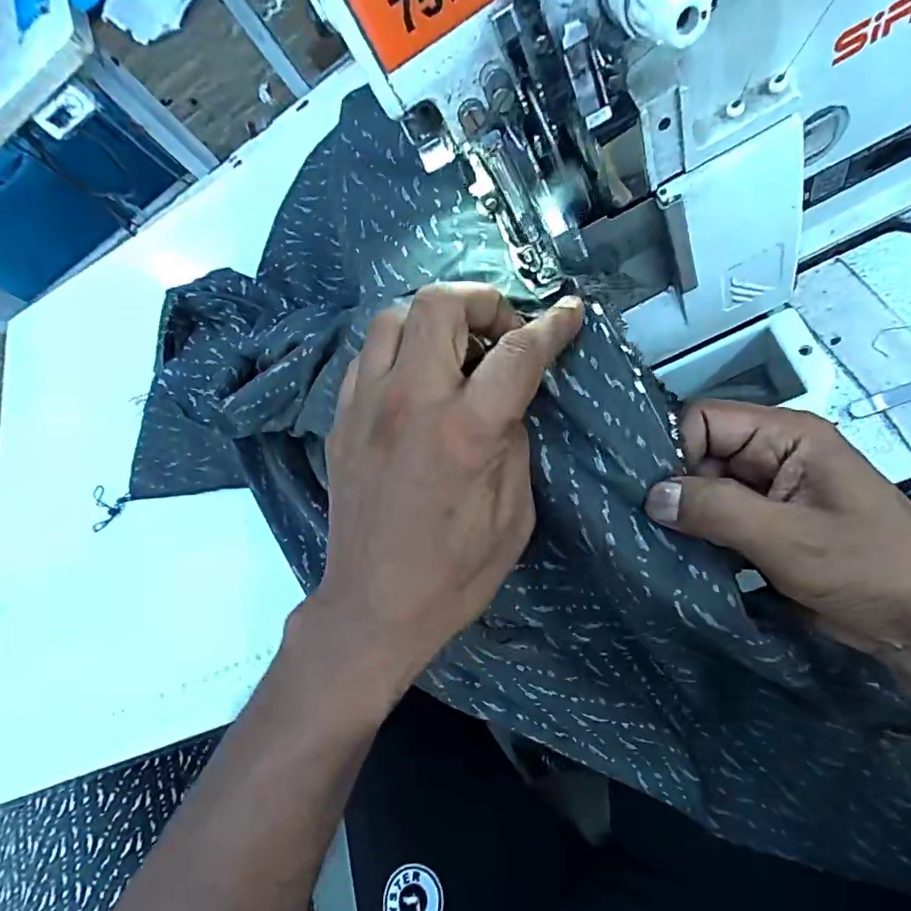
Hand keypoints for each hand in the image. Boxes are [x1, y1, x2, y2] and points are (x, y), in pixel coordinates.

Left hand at [299, 284, 584, 692]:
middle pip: (440, 305)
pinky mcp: (340, 420)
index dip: (552, 326)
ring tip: (462, 350)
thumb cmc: (457, 573)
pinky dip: (403, 347)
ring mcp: (365, 406)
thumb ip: (515, 446)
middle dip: (484, 304)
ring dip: (437, 320)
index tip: (570, 314)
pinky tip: (421, 377)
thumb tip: (508, 406)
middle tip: (506, 334)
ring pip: (394, 316)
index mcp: (464, 431)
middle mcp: (409, 402)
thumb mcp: (515, 515)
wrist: (375, 606)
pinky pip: (370, 354)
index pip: (517, 353)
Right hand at [643, 401, 910, 662]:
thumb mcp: (790, 538)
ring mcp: (775, 499)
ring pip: (711, 497)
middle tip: (645, 534)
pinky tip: (684, 568)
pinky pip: (727, 529)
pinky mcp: (775, 536)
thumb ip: (718, 511)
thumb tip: (652, 495)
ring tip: (658, 553)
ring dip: (689, 524)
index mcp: (787, 437)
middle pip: (703, 459)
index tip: (651, 499)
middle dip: (676, 493)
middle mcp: (776, 458)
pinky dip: (706, 546)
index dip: (674, 452)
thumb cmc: (870, 567)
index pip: (704, 421)